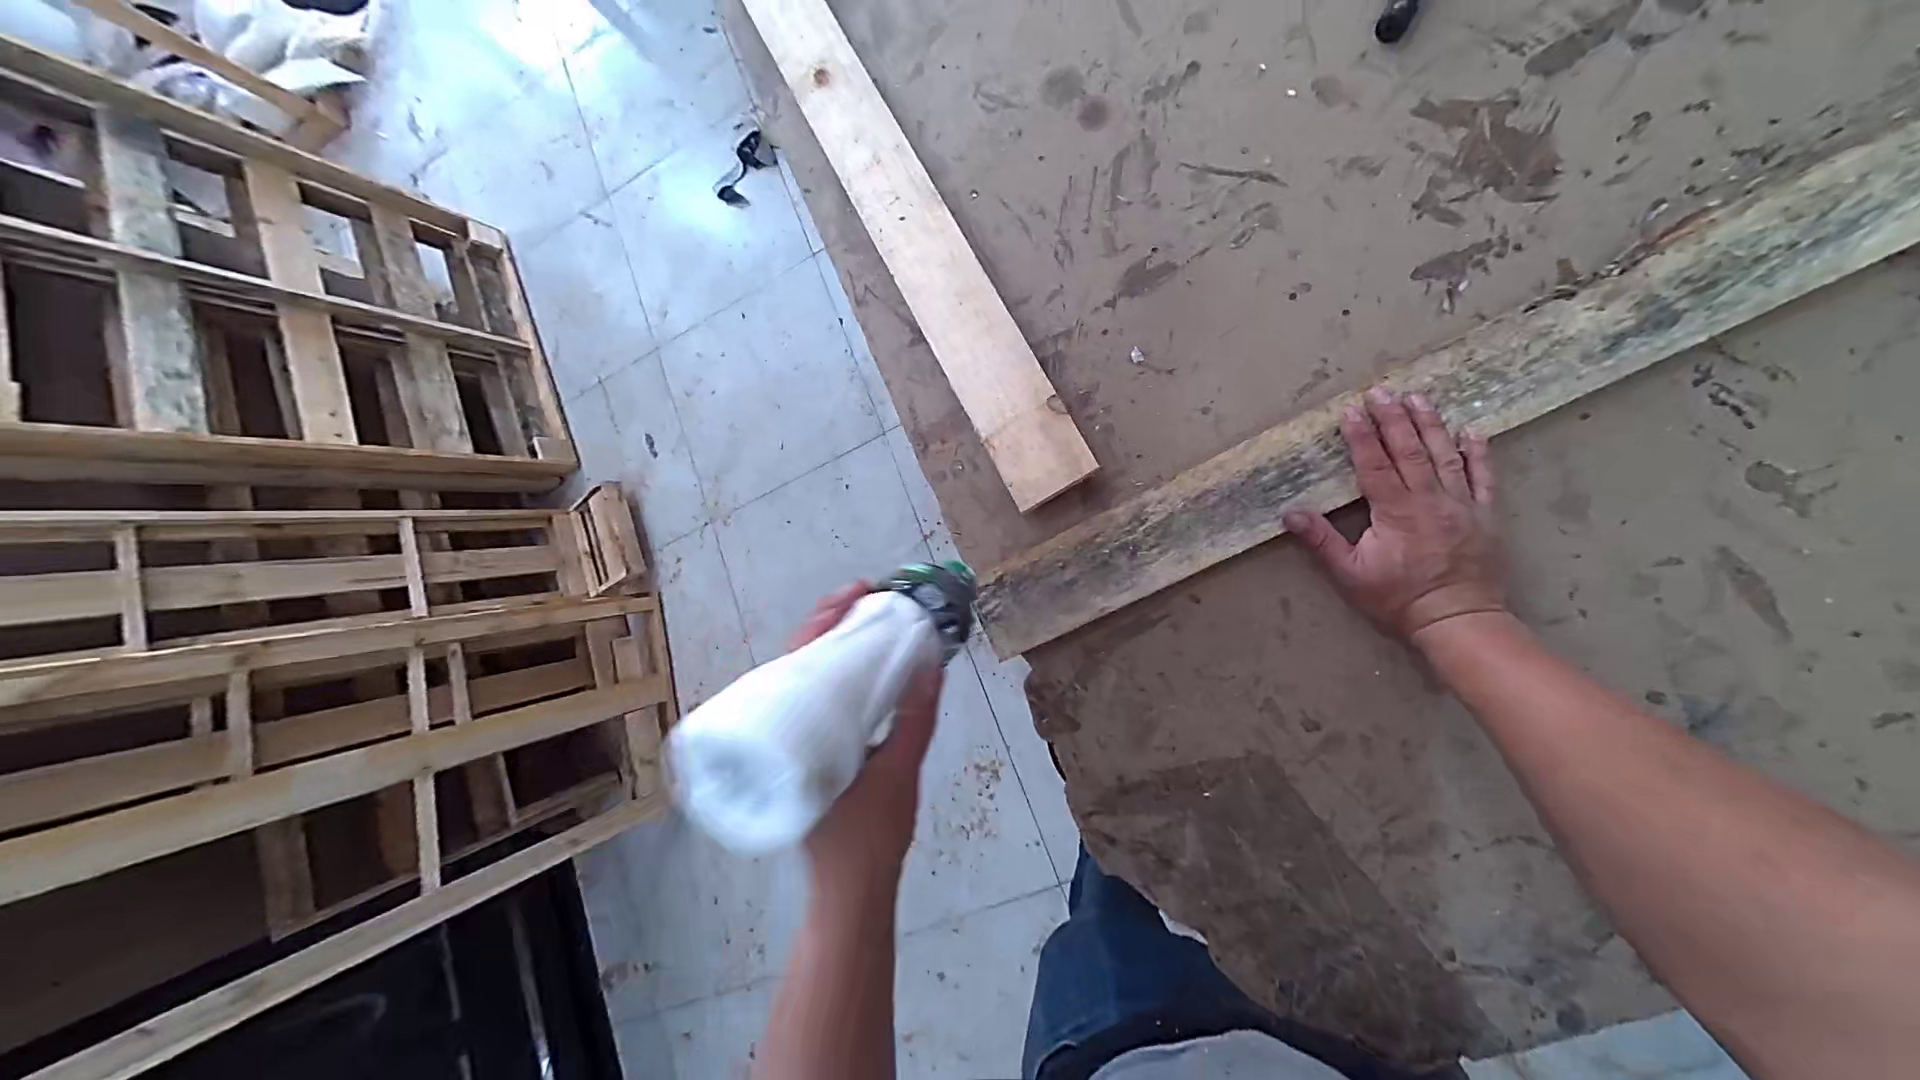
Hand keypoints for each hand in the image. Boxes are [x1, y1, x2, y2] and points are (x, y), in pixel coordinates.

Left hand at [788, 583, 943, 895]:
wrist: (851, 890)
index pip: (801, 659)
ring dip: (833, 644)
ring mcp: (792, 743)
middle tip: (865, 597)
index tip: (857, 593)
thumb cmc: (870, 837)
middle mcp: (782, 732)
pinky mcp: (806, 751)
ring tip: (865, 619)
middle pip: (799, 660)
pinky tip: (857, 664)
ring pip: (805, 678)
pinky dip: (836, 672)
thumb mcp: (899, 774)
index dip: (826, 619)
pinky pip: (815, 698)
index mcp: (793, 735)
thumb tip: (930, 669)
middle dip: (831, 623)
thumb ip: (915, 722)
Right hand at [1283, 387, 1505, 637]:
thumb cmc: (1397, 599)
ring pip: (1445, 456)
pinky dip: (1478, 453)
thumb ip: (1321, 541)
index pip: (1374, 464)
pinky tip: (1471, 431)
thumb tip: (1291, 513)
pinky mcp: (1484, 515)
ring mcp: (1461, 505)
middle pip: (1410, 451)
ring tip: (1418, 398)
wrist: (1458, 620)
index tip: (1351, 410)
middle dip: (1393, 418)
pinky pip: (1483, 477)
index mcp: (1395, 511)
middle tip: (1382, 391)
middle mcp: (1430, 500)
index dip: (1361, 436)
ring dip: (1430, 425)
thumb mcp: (1350, 574)